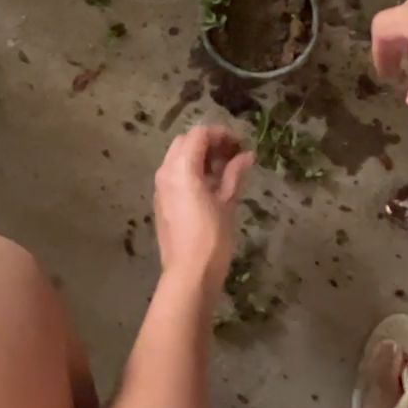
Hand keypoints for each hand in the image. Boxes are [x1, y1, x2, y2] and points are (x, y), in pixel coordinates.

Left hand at [153, 126, 254, 286]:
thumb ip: (234, 174)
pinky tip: (210, 186)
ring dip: (200, 156)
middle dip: (209, 143)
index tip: (240, 144)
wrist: (188, 273)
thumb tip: (247, 155)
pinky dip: (191, 170)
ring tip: (225, 170)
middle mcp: (166, 172)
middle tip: (232, 155)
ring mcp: (160, 187)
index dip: (221, 134)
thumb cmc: (212, 238)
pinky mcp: (161, 201)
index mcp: (181, 168)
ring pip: (178, 157)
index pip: (199, 135)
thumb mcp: (227, 202)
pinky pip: (174, 174)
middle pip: (185, 142)